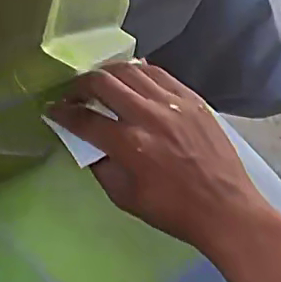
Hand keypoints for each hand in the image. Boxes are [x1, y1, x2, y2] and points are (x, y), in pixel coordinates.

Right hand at [49, 62, 278, 256]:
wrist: (228, 211)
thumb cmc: (173, 210)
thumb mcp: (124, 197)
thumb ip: (99, 165)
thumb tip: (85, 140)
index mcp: (130, 145)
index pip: (83, 118)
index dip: (61, 112)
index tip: (52, 110)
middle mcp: (148, 116)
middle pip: (101, 82)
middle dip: (78, 86)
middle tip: (73, 94)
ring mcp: (172, 104)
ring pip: (127, 70)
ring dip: (105, 74)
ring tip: (99, 83)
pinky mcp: (192, 99)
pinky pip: (157, 72)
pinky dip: (137, 72)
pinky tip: (130, 80)